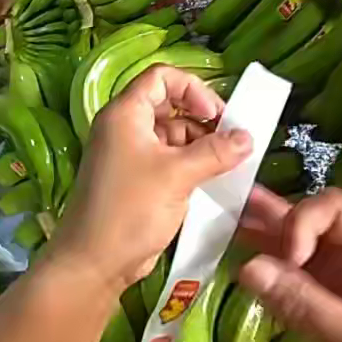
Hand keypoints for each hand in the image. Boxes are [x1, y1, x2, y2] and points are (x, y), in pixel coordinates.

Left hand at [50, 66, 251, 294]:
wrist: (94, 264)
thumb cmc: (130, 209)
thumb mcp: (178, 175)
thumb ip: (216, 152)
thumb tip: (248, 137)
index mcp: (126, 113)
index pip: (162, 77)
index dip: (193, 89)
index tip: (216, 115)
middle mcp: (125, 127)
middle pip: (169, 105)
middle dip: (202, 119)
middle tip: (230, 141)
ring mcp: (130, 154)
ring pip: (172, 134)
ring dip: (200, 144)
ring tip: (227, 164)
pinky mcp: (137, 179)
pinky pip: (168, 159)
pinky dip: (191, 164)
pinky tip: (212, 179)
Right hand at [236, 188, 341, 341]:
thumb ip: (303, 303)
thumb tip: (246, 268)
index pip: (337, 210)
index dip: (304, 221)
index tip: (286, 259)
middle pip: (316, 227)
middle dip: (276, 220)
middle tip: (228, 209)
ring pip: (305, 258)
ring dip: (269, 246)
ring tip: (225, 228)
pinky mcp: (339, 323)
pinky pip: (302, 291)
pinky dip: (276, 282)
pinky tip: (247, 274)